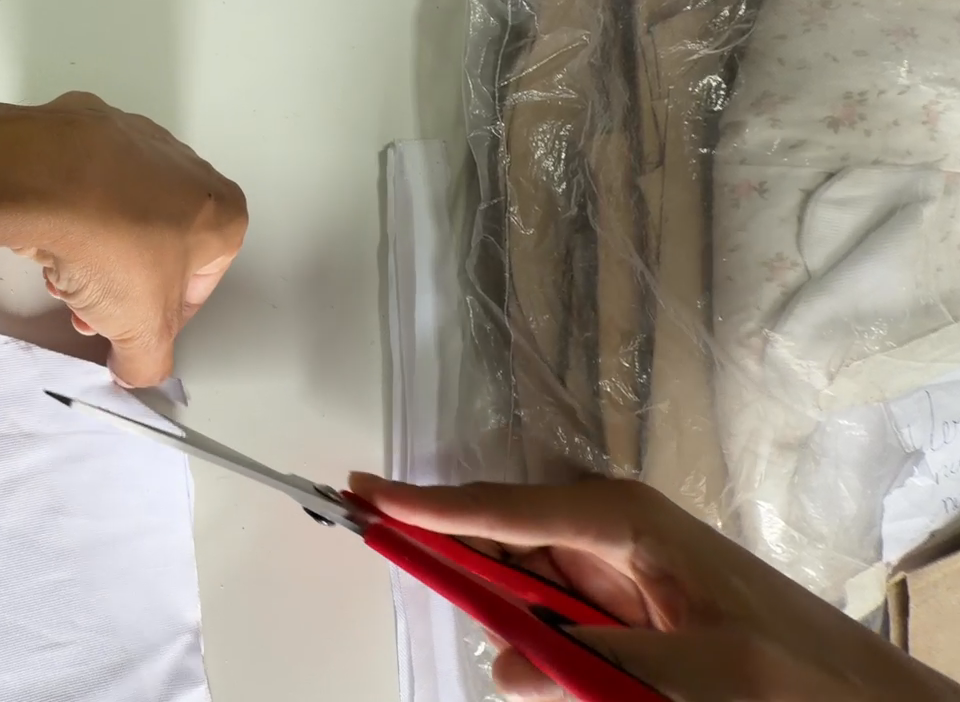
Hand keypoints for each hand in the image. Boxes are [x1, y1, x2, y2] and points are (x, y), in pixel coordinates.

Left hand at [7, 92, 246, 386]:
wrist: (45, 177)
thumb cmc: (114, 246)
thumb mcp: (143, 332)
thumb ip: (149, 363)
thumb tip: (135, 368)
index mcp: (220, 211)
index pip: (198, 285)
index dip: (159, 322)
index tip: (128, 334)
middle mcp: (185, 167)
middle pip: (153, 251)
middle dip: (119, 291)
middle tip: (87, 313)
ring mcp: (134, 139)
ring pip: (118, 219)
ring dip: (91, 258)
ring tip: (60, 278)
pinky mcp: (86, 126)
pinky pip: (84, 185)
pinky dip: (69, 213)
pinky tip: (47, 234)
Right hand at [349, 474, 959, 701]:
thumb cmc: (808, 676)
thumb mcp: (706, 674)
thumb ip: (593, 662)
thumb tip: (501, 667)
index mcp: (615, 517)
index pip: (495, 509)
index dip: (423, 504)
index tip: (360, 491)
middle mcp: (599, 524)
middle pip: (491, 533)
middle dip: (444, 548)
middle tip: (376, 534)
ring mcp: (604, 557)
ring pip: (511, 571)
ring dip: (491, 603)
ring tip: (516, 640)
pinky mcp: (611, 593)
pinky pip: (542, 604)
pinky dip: (524, 630)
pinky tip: (530, 658)